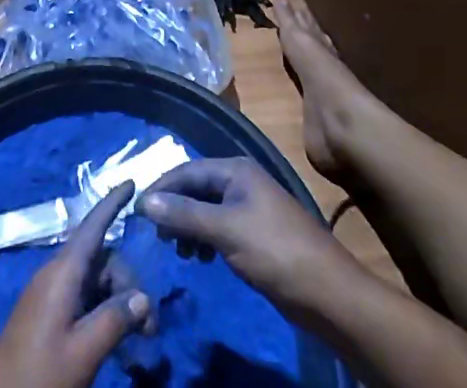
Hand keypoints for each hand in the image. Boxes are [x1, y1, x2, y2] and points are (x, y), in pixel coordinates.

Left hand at [0, 182, 155, 387]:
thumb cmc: (41, 372)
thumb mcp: (84, 350)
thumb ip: (116, 320)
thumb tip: (143, 298)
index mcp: (62, 273)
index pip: (92, 226)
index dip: (112, 204)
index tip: (132, 182)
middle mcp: (56, 274)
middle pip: (103, 260)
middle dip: (130, 284)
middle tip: (150, 329)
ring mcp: (51, 293)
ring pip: (96, 281)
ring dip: (121, 302)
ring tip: (141, 340)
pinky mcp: (49, 312)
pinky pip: (85, 297)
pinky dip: (105, 311)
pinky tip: (120, 340)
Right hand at [138, 157, 347, 308]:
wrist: (330, 294)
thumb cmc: (275, 252)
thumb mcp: (224, 230)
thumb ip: (183, 214)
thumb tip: (144, 201)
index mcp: (236, 170)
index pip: (186, 170)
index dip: (160, 188)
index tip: (137, 210)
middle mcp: (242, 182)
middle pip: (195, 188)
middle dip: (173, 209)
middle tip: (157, 235)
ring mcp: (251, 208)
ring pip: (206, 209)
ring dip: (188, 226)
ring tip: (180, 251)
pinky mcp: (256, 233)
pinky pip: (219, 226)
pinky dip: (205, 238)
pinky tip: (201, 257)